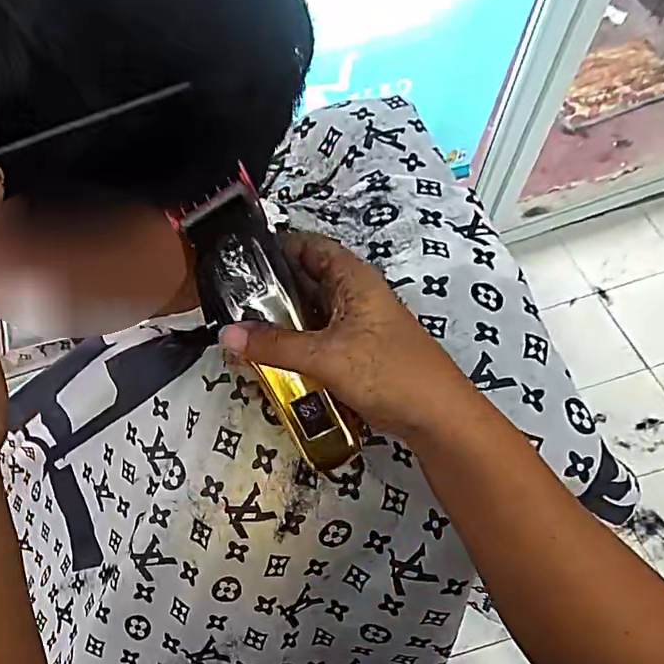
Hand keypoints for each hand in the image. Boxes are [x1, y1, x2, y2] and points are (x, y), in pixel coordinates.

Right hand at [219, 232, 473, 439]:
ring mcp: (359, 327)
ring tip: (246, 333)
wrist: (435, 416)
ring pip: (313, 316)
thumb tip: (228, 335)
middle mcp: (357, 296)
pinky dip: (299, 349)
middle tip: (234, 305)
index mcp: (355, 279)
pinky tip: (275, 361)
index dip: (277, 248)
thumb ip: (275, 346)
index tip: (241, 260)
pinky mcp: (360, 354)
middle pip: (307, 282)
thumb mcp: (325, 356)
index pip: (310, 246)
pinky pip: (321, 343)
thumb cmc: (389, 373)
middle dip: (273, 292)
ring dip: (284, 325)